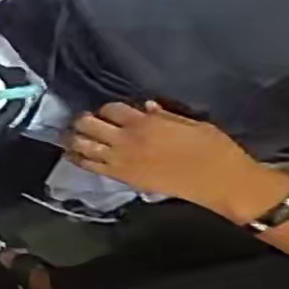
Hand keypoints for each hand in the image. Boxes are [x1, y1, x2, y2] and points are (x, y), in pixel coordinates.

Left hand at [67, 102, 288, 223]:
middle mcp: (126, 139)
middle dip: (81, 119)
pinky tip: (71, 154)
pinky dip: (77, 158)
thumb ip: (164, 115)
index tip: (107, 112)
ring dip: (73, 138)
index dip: (105, 108)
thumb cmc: (213, 148)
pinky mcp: (120, 177)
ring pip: (82, 145)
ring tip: (69, 135)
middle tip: (81, 120)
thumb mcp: (191, 123)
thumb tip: (146, 106)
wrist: (219, 181)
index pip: (110, 108)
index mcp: (145, 122)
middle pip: (88, 124)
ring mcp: (120, 159)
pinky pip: (89, 166)